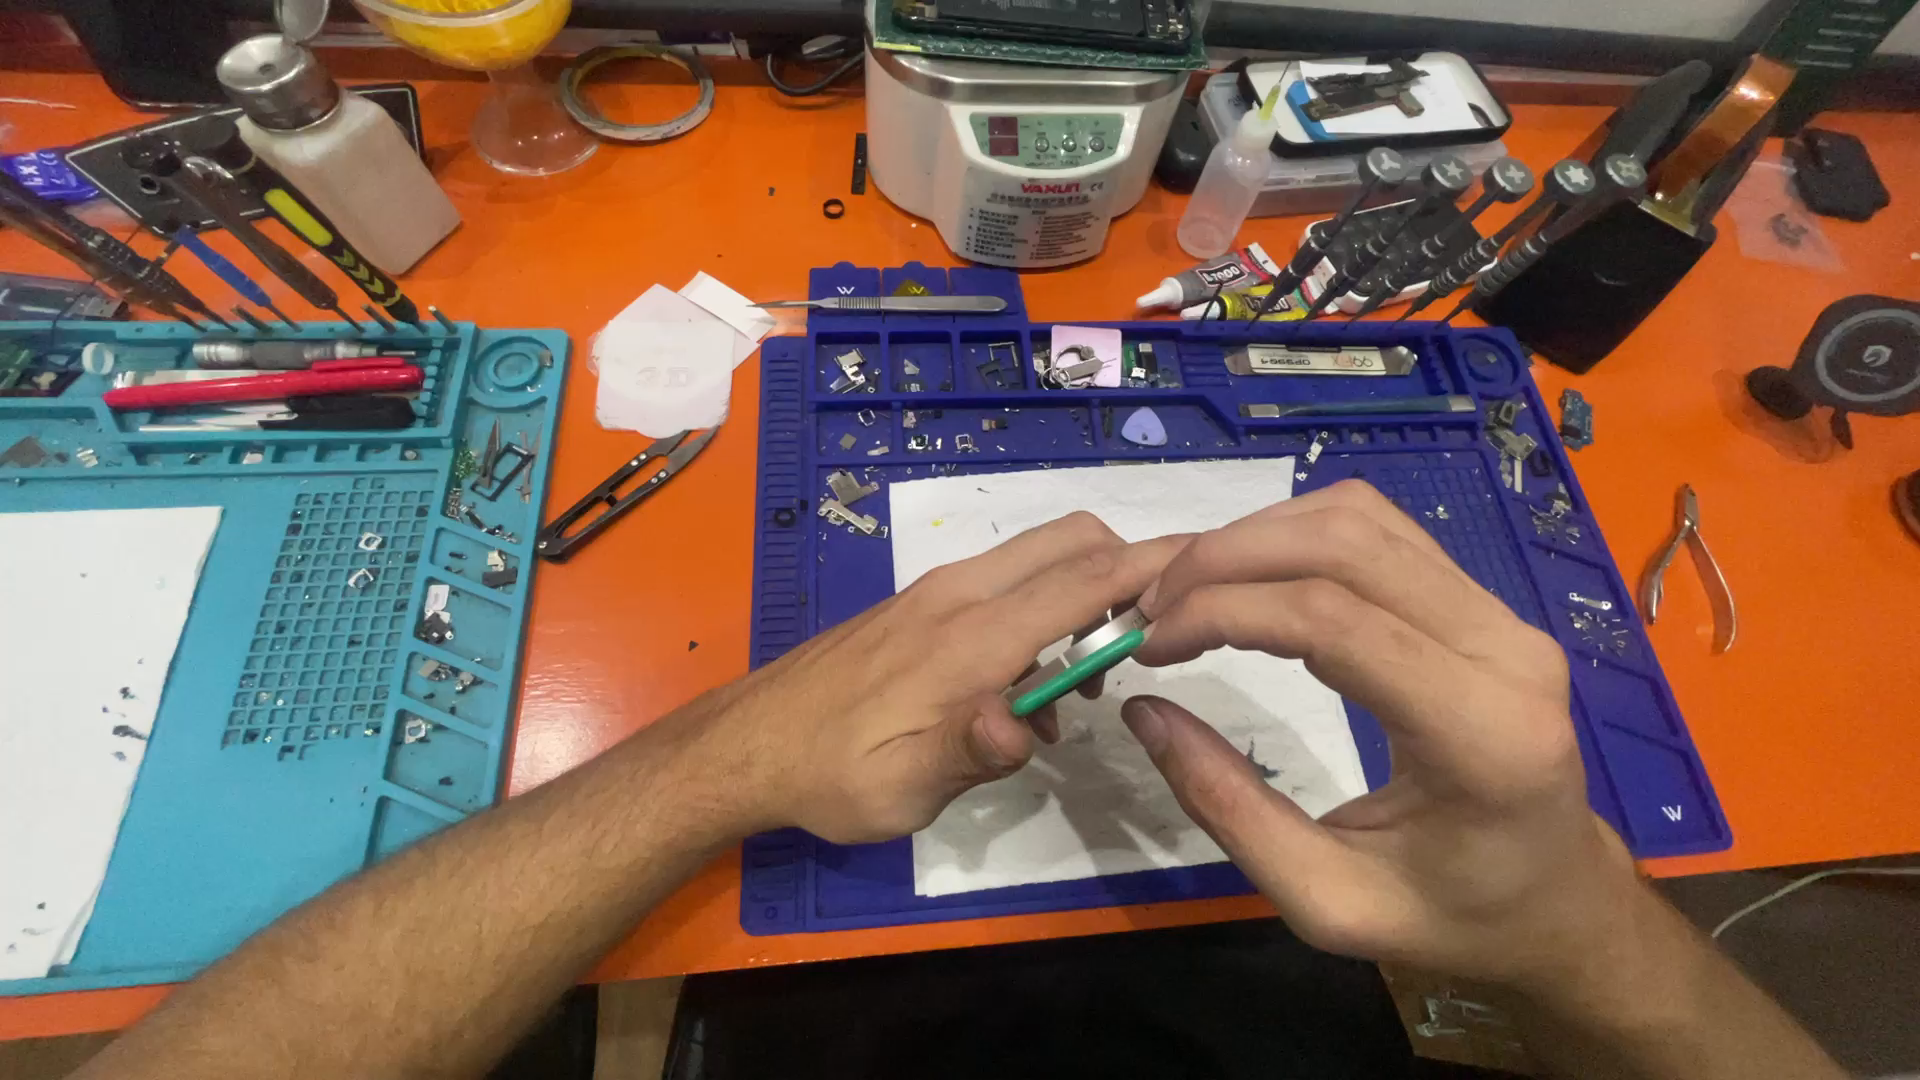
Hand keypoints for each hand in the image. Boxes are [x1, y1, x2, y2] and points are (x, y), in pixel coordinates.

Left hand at [699, 512, 1184, 844]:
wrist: (749, 741)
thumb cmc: (831, 773)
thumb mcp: (904, 787)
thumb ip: (973, 750)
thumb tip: (1027, 724)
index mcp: (970, 639)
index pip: (1081, 582)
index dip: (1151, 570)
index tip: (1206, 568)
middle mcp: (961, 593)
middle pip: (1069, 540)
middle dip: (1125, 564)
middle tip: (1144, 633)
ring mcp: (938, 590)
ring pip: (1039, 555)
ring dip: (1080, 593)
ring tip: (1072, 685)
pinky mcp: (922, 602)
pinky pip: (1005, 580)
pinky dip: (1040, 605)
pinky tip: (1021, 683)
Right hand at [1121, 480, 1643, 990]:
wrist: (1560, 903)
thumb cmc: (1450, 915)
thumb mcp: (1325, 900)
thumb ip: (1227, 808)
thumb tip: (1144, 711)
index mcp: (1479, 734)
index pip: (1330, 620)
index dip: (1221, 611)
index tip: (1148, 641)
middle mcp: (1503, 649)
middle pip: (1342, 544)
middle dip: (1223, 557)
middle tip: (1154, 605)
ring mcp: (1498, 613)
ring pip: (1356, 518)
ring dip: (1252, 536)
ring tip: (1188, 587)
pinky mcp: (1478, 599)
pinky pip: (1373, 526)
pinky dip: (1290, 532)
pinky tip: (1247, 574)